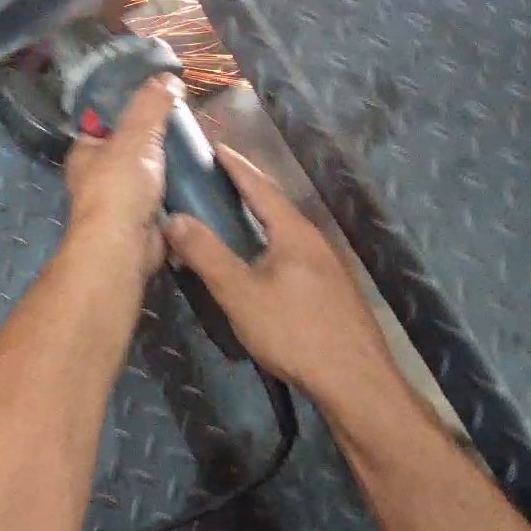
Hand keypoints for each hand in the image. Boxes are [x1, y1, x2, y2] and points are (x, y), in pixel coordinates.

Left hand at [62, 75, 181, 276]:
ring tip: (201, 148)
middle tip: (189, 126)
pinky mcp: (143, 220)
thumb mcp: (135, 136)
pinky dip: (180, 190)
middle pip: (132, 149)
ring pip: (151, 174)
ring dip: (172, 166)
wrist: (125, 245)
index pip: (106, 123)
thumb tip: (167, 77)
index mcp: (85, 153)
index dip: (131, 111)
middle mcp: (98, 176)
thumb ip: (150, 106)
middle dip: (158, 141)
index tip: (162, 100)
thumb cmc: (120, 186)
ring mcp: (121, 200)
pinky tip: (202, 178)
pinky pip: (165, 198)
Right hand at [163, 146, 396, 406]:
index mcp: (294, 233)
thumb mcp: (239, 293)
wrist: (356, 383)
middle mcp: (313, 242)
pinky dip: (263, 244)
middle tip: (210, 178)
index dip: (235, 166)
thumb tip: (174, 218)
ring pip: (281, 233)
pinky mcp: (327, 293)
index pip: (260, 187)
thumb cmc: (295, 332)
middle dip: (243, 189)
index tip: (214, 146)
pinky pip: (287, 254)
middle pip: (274, 206)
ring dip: (254, 219)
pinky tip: (251, 260)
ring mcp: (325, 269)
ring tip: (224, 215)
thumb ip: (205, 253)